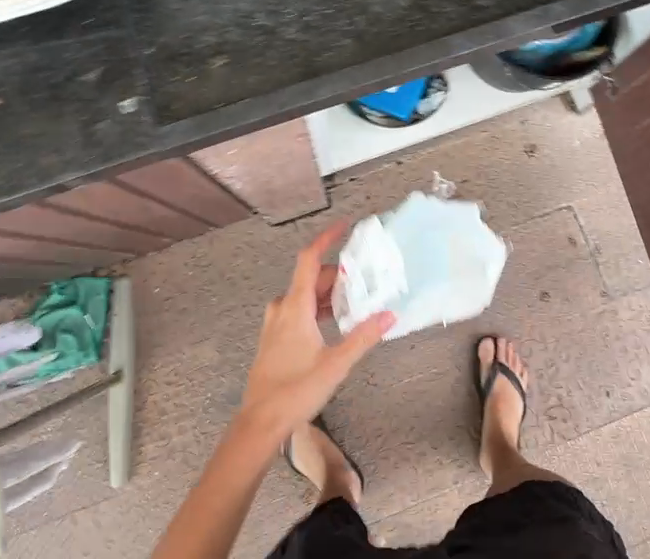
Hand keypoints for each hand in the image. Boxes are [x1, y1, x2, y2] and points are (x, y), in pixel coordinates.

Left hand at [237, 222, 393, 439]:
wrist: (260, 423)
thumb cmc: (297, 391)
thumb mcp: (336, 364)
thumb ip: (363, 337)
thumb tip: (389, 315)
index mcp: (295, 306)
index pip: (309, 260)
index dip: (326, 239)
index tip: (344, 227)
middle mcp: (282, 308)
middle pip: (311, 278)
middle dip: (337, 276)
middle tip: (365, 281)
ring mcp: (274, 324)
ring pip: (303, 296)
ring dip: (327, 295)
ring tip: (354, 303)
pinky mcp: (273, 339)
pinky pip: (296, 311)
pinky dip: (316, 309)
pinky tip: (333, 324)